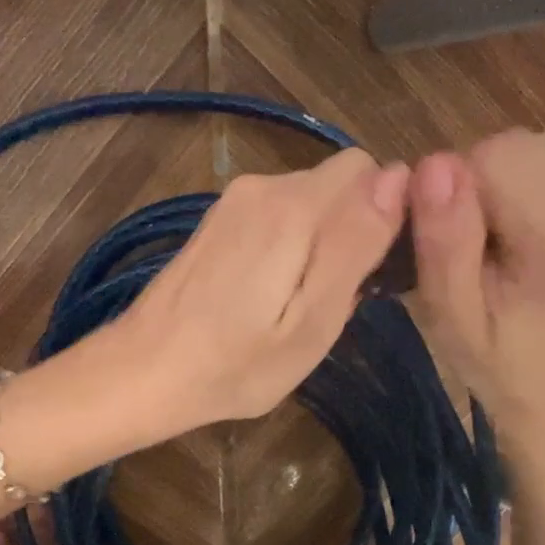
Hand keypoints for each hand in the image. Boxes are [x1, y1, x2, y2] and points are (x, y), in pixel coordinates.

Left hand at [114, 149, 409, 428]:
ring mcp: (231, 203)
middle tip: (329, 303)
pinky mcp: (214, 224)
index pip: (370, 170)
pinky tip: (264, 301)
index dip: (383, 216)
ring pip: (306, 205)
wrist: (143, 373)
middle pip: (336, 185)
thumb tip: (401, 174)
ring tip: (294, 310)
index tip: (369, 273)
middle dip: (349, 233)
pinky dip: (285, 252)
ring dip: (316, 247)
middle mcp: (261, 186)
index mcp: (293, 205)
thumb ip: (357, 243)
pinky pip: (275, 220)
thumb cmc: (235, 364)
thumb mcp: (313, 320)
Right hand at [408, 131, 544, 444]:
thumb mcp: (452, 317)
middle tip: (472, 249)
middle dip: (479, 186)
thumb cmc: (497, 363)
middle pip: (519, 148)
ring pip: (537, 150)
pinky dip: (527, 191)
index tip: (451, 246)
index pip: (494, 159)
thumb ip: (445, 243)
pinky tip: (522, 238)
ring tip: (497, 246)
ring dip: (501, 186)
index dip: (455, 194)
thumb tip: (434, 164)